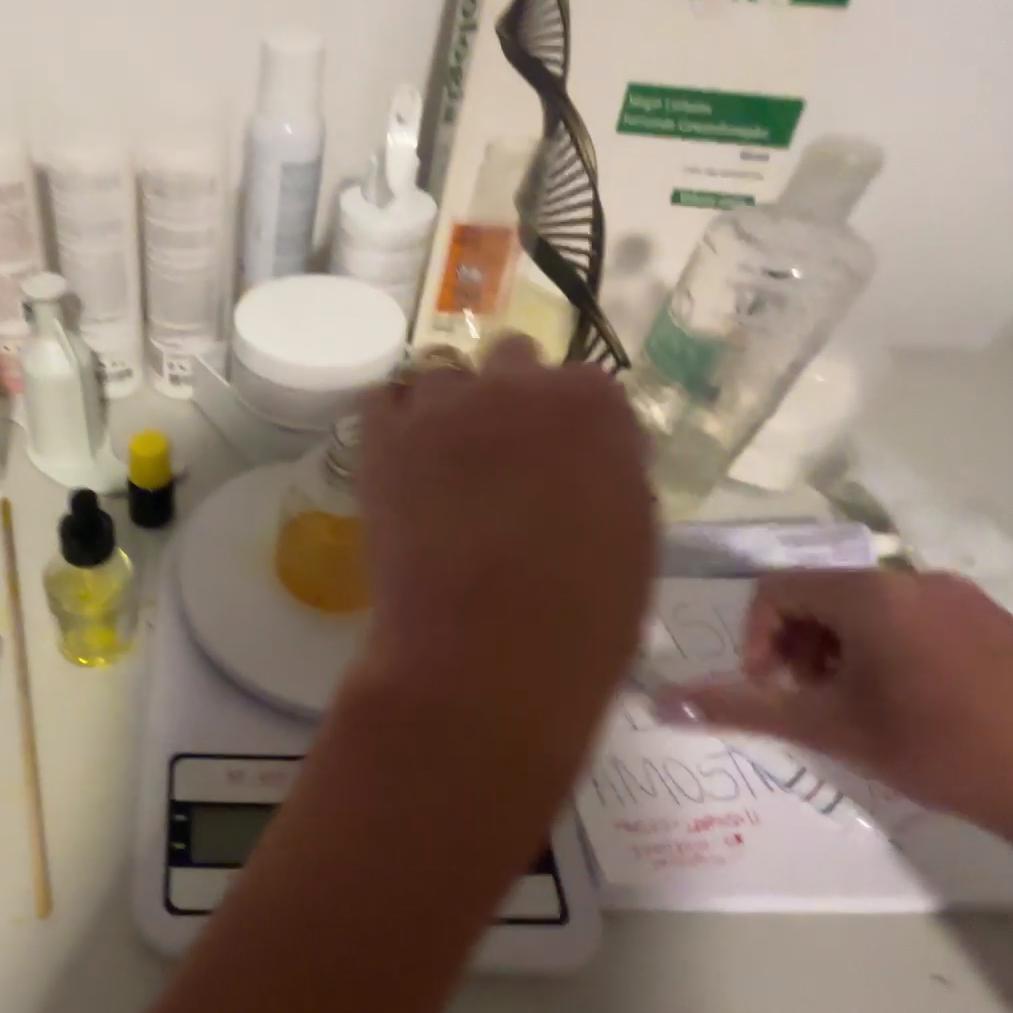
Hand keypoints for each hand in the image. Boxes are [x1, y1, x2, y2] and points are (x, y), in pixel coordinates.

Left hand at [357, 336, 656, 772]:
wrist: (484, 652)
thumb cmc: (579, 614)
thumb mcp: (630, 532)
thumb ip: (606, 469)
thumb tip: (578, 455)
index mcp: (593, 406)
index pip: (581, 384)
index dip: (567, 422)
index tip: (557, 455)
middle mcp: (515, 386)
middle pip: (509, 360)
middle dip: (508, 396)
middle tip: (497, 451)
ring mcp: (442, 407)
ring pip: (441, 373)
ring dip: (446, 404)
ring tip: (440, 457)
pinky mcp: (384, 439)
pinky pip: (382, 400)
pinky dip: (394, 419)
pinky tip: (400, 455)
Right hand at [659, 569, 1012, 853]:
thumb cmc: (944, 751)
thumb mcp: (828, 729)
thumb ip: (740, 708)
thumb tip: (662, 701)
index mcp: (870, 594)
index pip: (775, 590)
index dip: (755, 638)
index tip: (769, 689)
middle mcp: (914, 580)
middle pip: (818, 597)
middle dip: (797, 648)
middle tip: (810, 702)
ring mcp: (963, 599)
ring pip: (864, 609)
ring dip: (837, 652)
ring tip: (856, 707)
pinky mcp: (998, 623)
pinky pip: (911, 619)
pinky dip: (884, 652)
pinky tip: (909, 705)